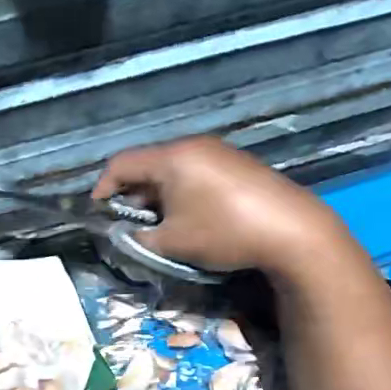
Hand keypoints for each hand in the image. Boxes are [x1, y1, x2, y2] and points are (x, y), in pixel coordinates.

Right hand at [93, 136, 352, 275]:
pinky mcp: (237, 165)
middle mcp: (193, 146)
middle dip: (130, 196)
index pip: (120, 164)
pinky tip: (188, 219)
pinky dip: (180, 193)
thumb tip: (123, 234)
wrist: (292, 232)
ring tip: (158, 226)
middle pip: (146, 165)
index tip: (98, 215)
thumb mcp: (170, 242)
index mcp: (172, 158)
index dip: (102, 190)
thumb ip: (136, 237)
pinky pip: (194, 173)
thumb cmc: (223, 233)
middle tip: (128, 225)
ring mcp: (218, 153)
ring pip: (171, 171)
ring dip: (156, 197)